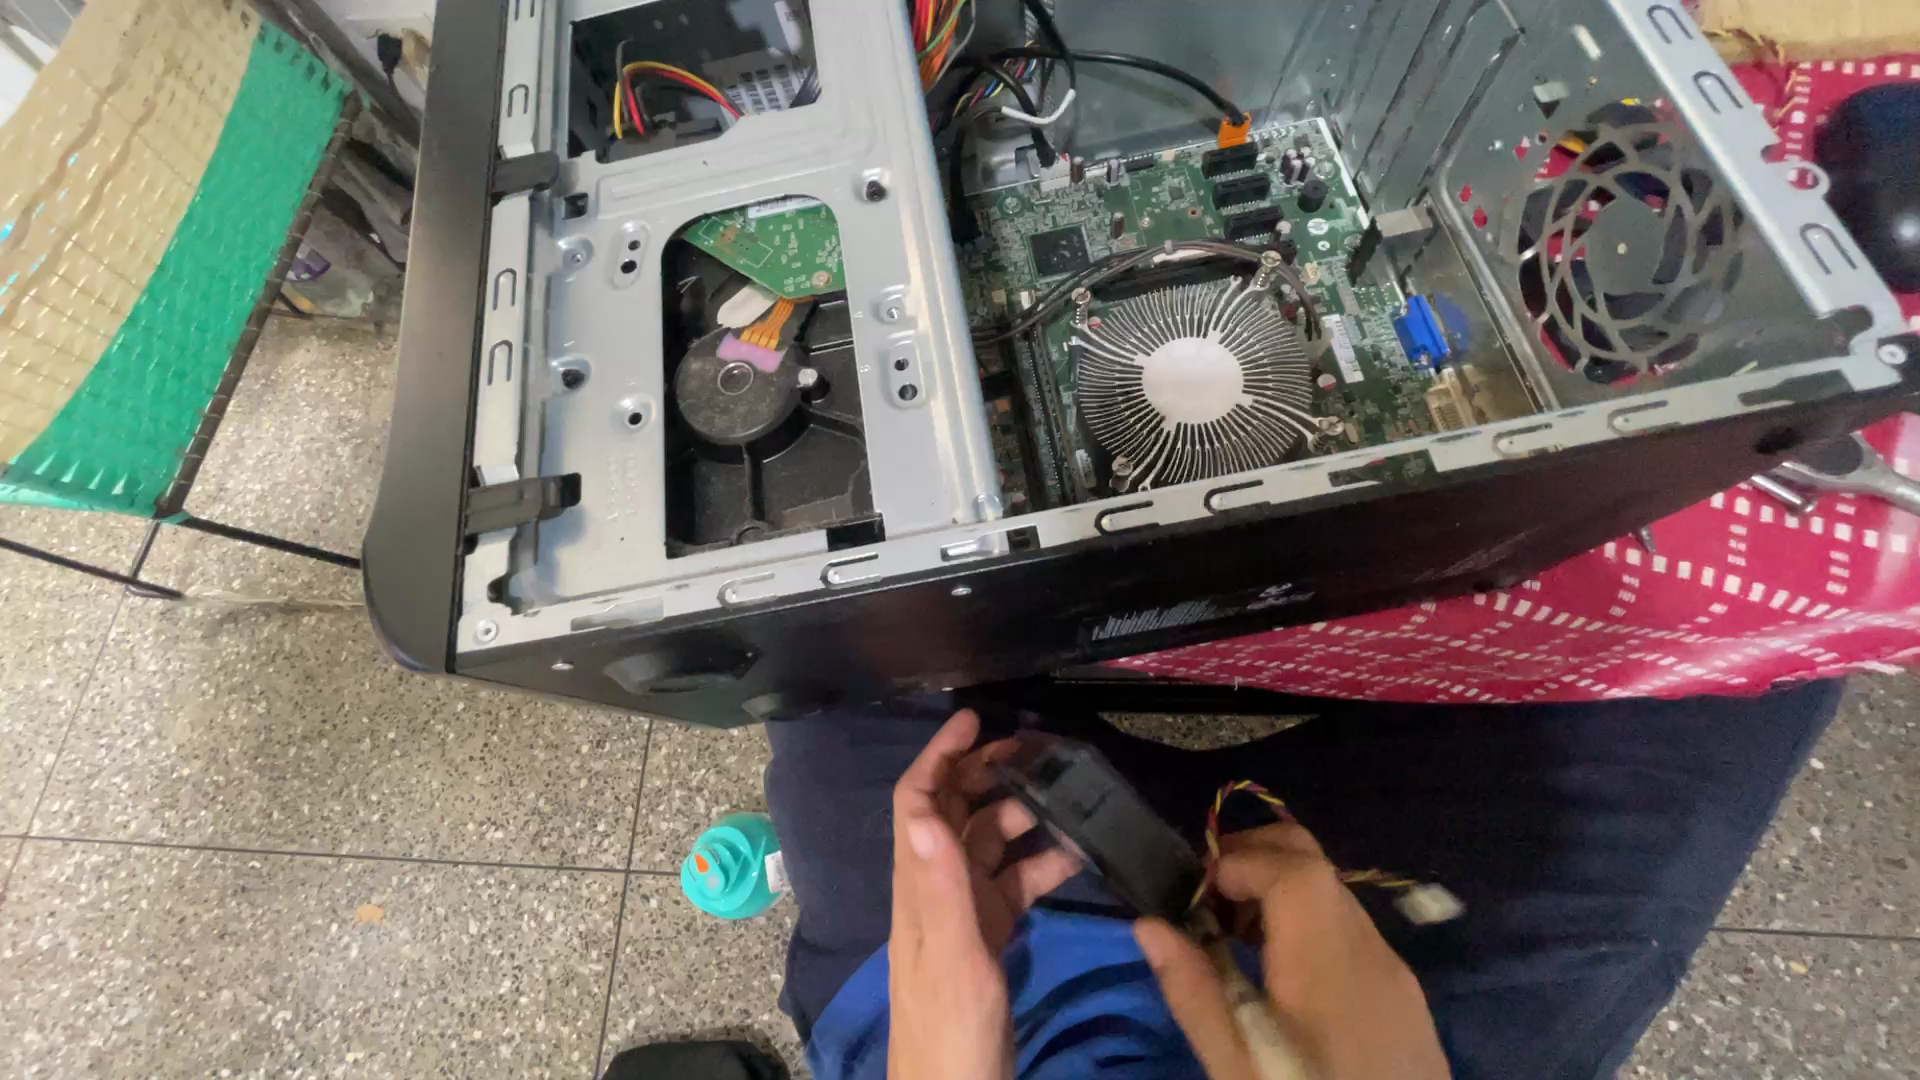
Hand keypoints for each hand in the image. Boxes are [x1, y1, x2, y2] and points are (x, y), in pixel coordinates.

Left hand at [888, 710, 1080, 1079]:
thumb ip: (939, 884)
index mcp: (920, 880)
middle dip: (986, 772)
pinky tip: (1078, 852)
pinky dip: (1044, 860)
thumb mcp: (950, 954)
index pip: (917, 800)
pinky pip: (1018, 879)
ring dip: (1023, 812)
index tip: (972, 719)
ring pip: (990, 840)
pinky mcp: (991, 929)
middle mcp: (938, 883)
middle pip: (955, 809)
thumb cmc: (948, 1024)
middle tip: (1033, 749)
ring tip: (1065, 792)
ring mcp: (965, 906)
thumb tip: (923, 810)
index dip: (939, 755)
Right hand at [1135, 823, 1449, 1079]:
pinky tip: (1277, 970)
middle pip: (1313, 859)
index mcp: (1328, 962)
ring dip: (1275, 888)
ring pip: (1328, 890)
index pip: (1293, 866)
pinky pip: (1346, 927)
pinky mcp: (1404, 998)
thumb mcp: (1237, 1068)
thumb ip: (1192, 991)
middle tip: (1207, 896)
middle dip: (1252, 855)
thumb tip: (1148, 925)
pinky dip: (1303, 920)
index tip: (1198, 894)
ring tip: (1233, 935)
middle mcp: (1369, 951)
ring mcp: (1393, 973)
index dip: (1239, 860)